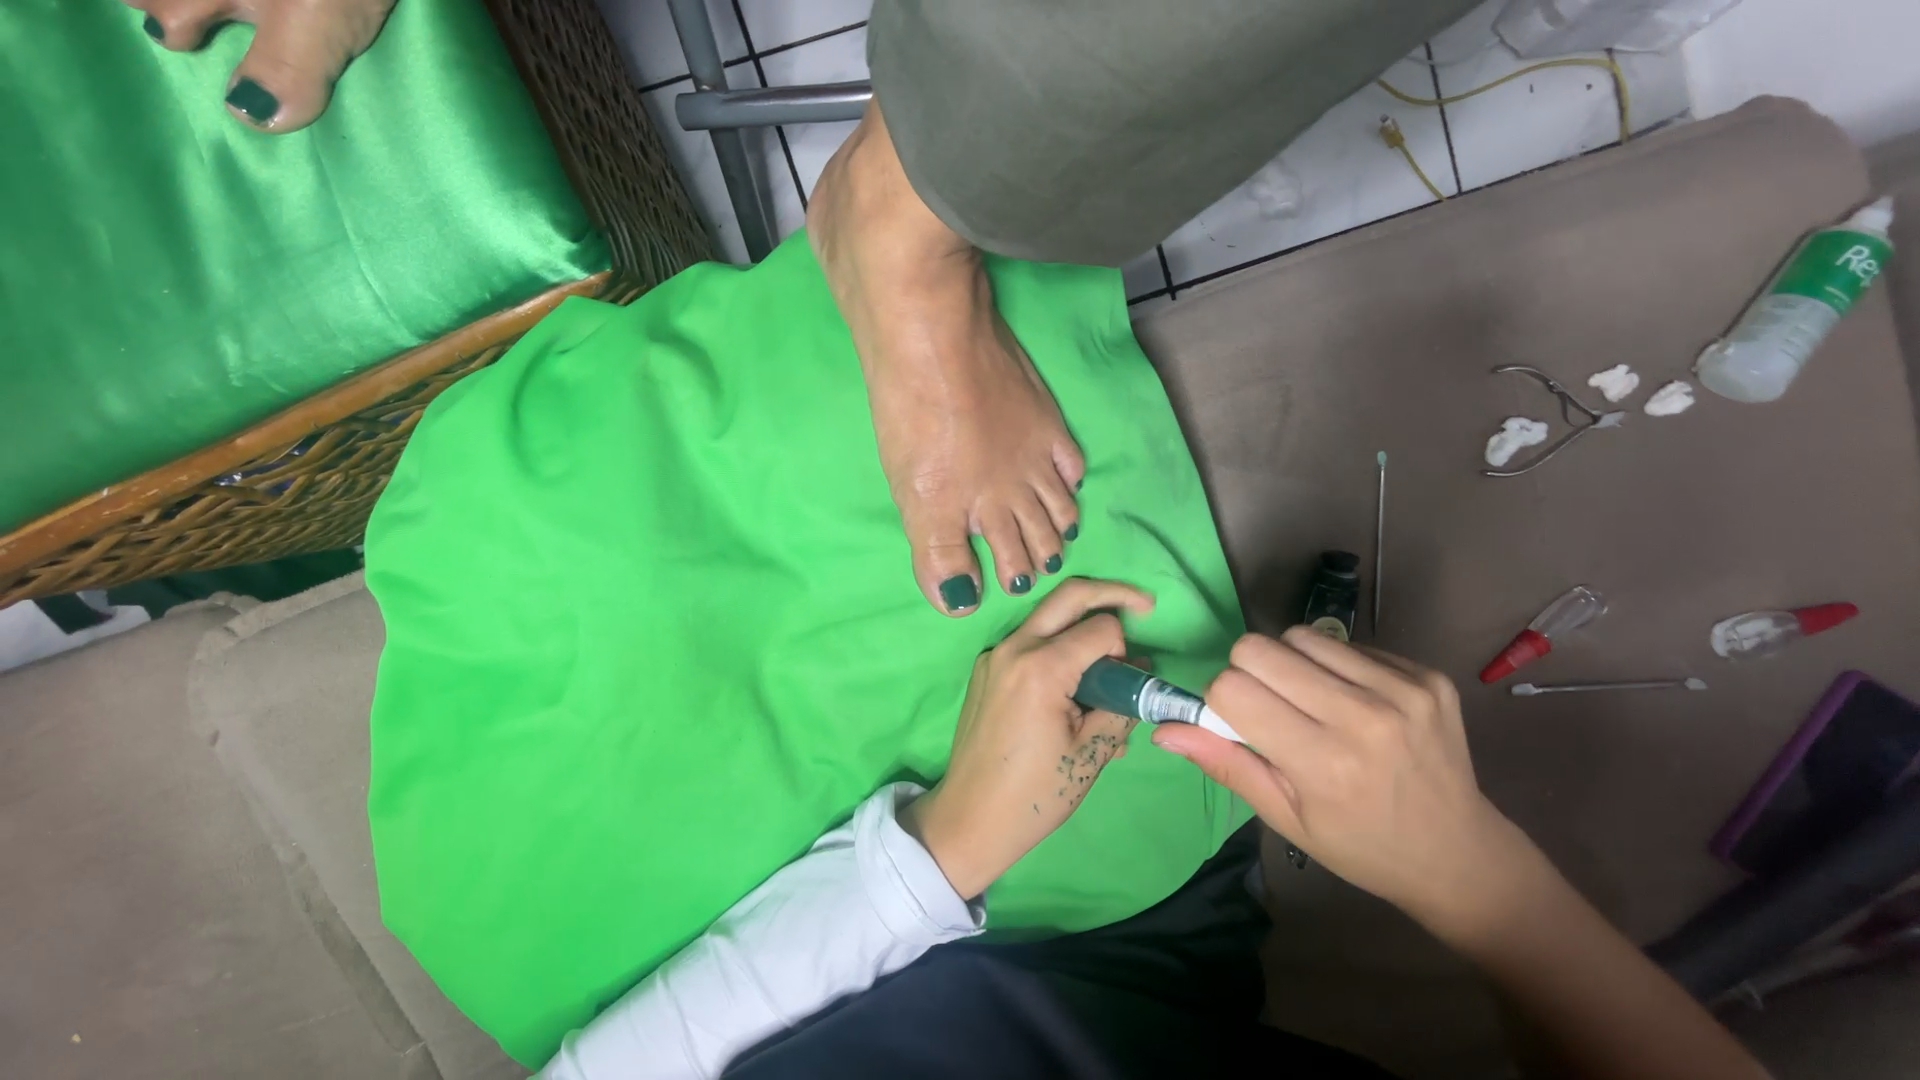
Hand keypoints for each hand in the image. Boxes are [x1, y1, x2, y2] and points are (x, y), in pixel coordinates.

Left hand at [902, 579, 1154, 897]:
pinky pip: (1030, 643)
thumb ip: (1123, 704)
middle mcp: (1013, 647)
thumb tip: (1140, 672)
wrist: (969, 819)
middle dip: (1112, 594)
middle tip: (1145, 606)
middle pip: (1070, 594)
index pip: (1103, 627)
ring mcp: (994, 655)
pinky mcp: (986, 668)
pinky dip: (1059, 650)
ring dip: (1082, 625)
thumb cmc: (1035, 794)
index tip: (1132, 683)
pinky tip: (1074, 691)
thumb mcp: (1093, 753)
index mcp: (1041, 667)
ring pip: (1048, 615)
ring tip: (1109, 665)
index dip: (1127, 650)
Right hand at [1152, 627, 1535, 930]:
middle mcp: (1364, 716)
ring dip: (1291, 663)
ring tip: (1312, 702)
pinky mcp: (1427, 676)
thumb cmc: (1360, 845)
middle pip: (1260, 648)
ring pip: (1301, 636)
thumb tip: (1163, 728)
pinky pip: (1349, 644)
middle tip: (1271, 709)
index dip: (1222, 701)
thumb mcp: (1285, 818)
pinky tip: (1353, 704)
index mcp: (1323, 762)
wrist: (1458, 854)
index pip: (1232, 688)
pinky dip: (1335, 667)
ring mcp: (1403, 690)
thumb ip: (1225, 763)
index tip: (1240, 724)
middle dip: (1248, 672)